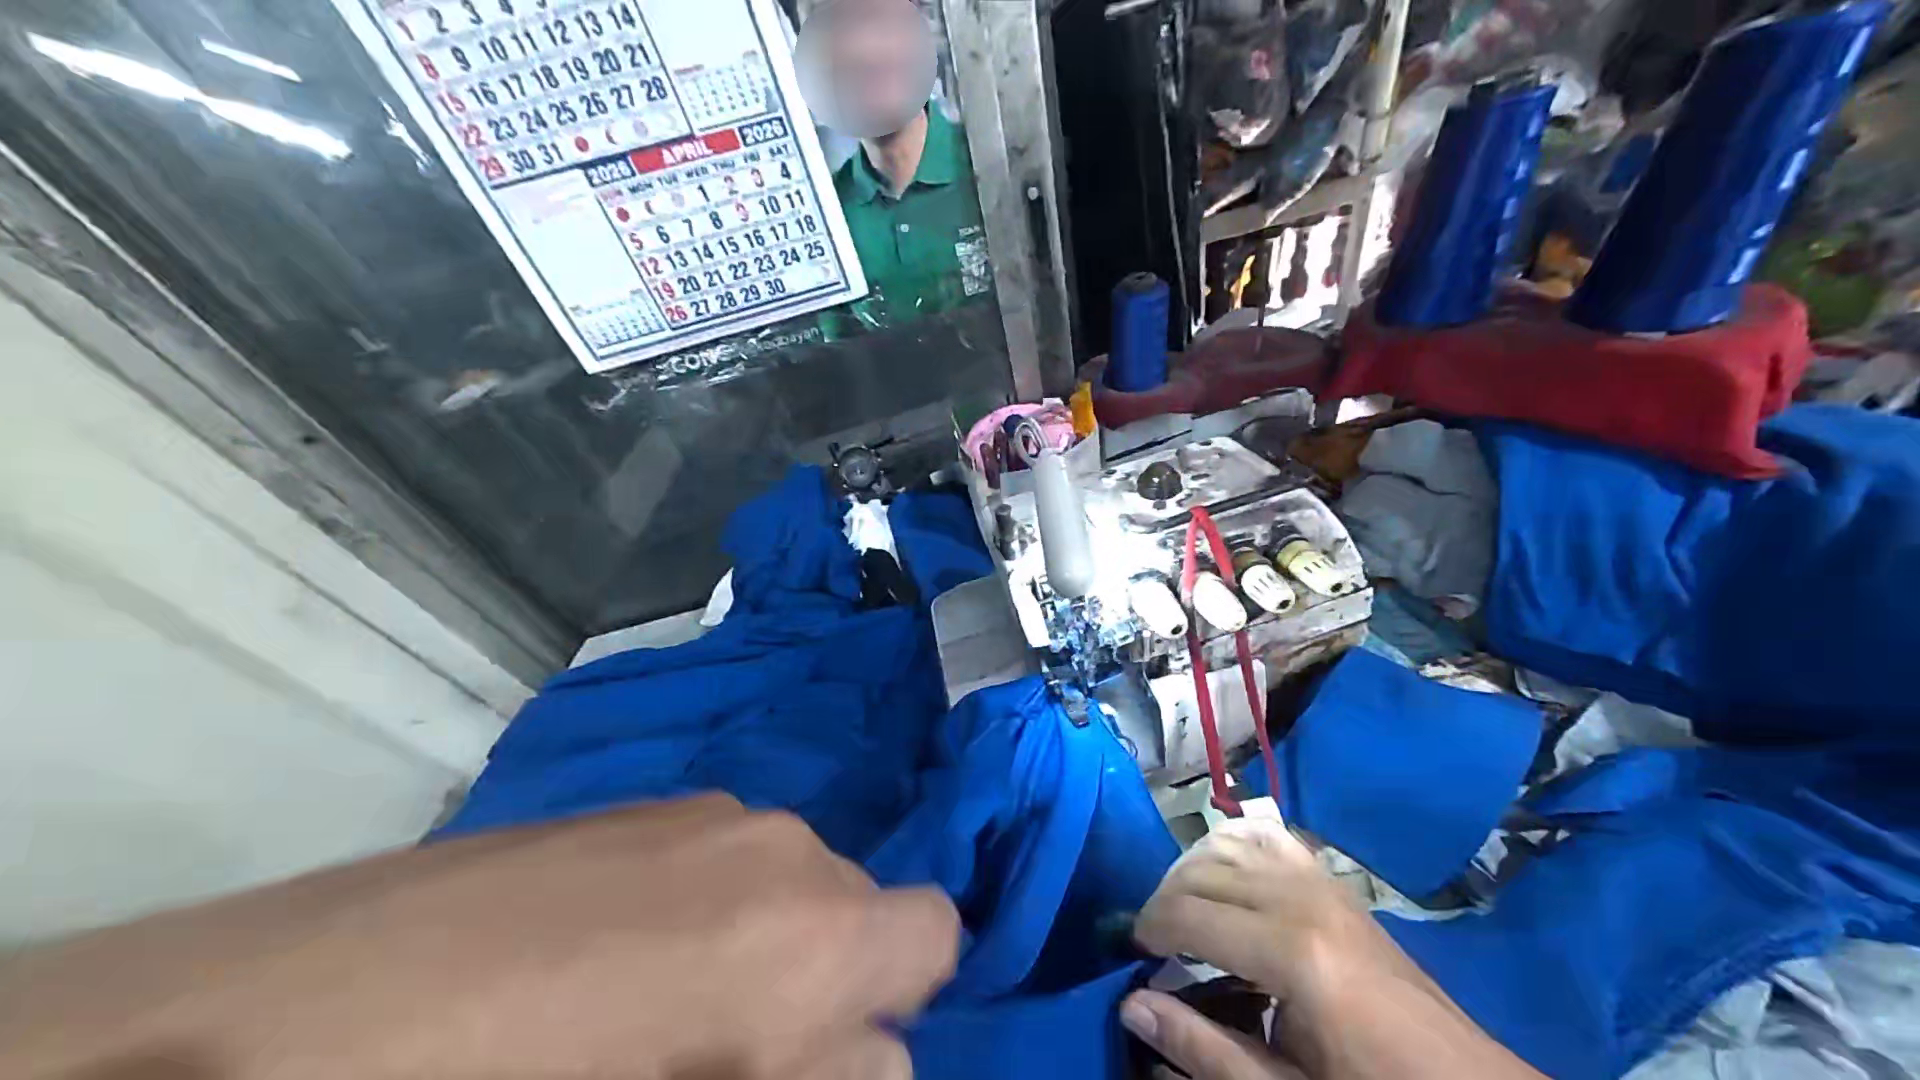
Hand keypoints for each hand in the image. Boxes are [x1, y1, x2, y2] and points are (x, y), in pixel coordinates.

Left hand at [0, 795, 958, 1079]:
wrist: (287, 1027)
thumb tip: (877, 1053)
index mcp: (808, 927)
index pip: (932, 933)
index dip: (902, 1005)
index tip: (829, 1059)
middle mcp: (773, 842)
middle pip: (858, 908)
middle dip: (825, 986)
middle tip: (734, 1057)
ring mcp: (699, 812)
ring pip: (785, 883)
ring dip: (758, 948)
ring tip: (652, 1018)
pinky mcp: (635, 807)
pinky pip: (717, 862)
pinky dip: (702, 913)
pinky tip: (601, 970)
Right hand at [1122, 817, 1541, 1079]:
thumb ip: (1206, 1050)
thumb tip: (1132, 1004)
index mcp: (1294, 954)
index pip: (1190, 914)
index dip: (1151, 928)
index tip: (1135, 954)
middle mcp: (1303, 899)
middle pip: (1203, 872)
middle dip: (1165, 899)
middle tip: (1154, 941)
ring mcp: (1324, 884)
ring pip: (1229, 845)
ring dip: (1192, 870)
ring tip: (1182, 912)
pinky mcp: (1338, 884)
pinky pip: (1271, 839)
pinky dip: (1235, 844)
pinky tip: (1223, 870)